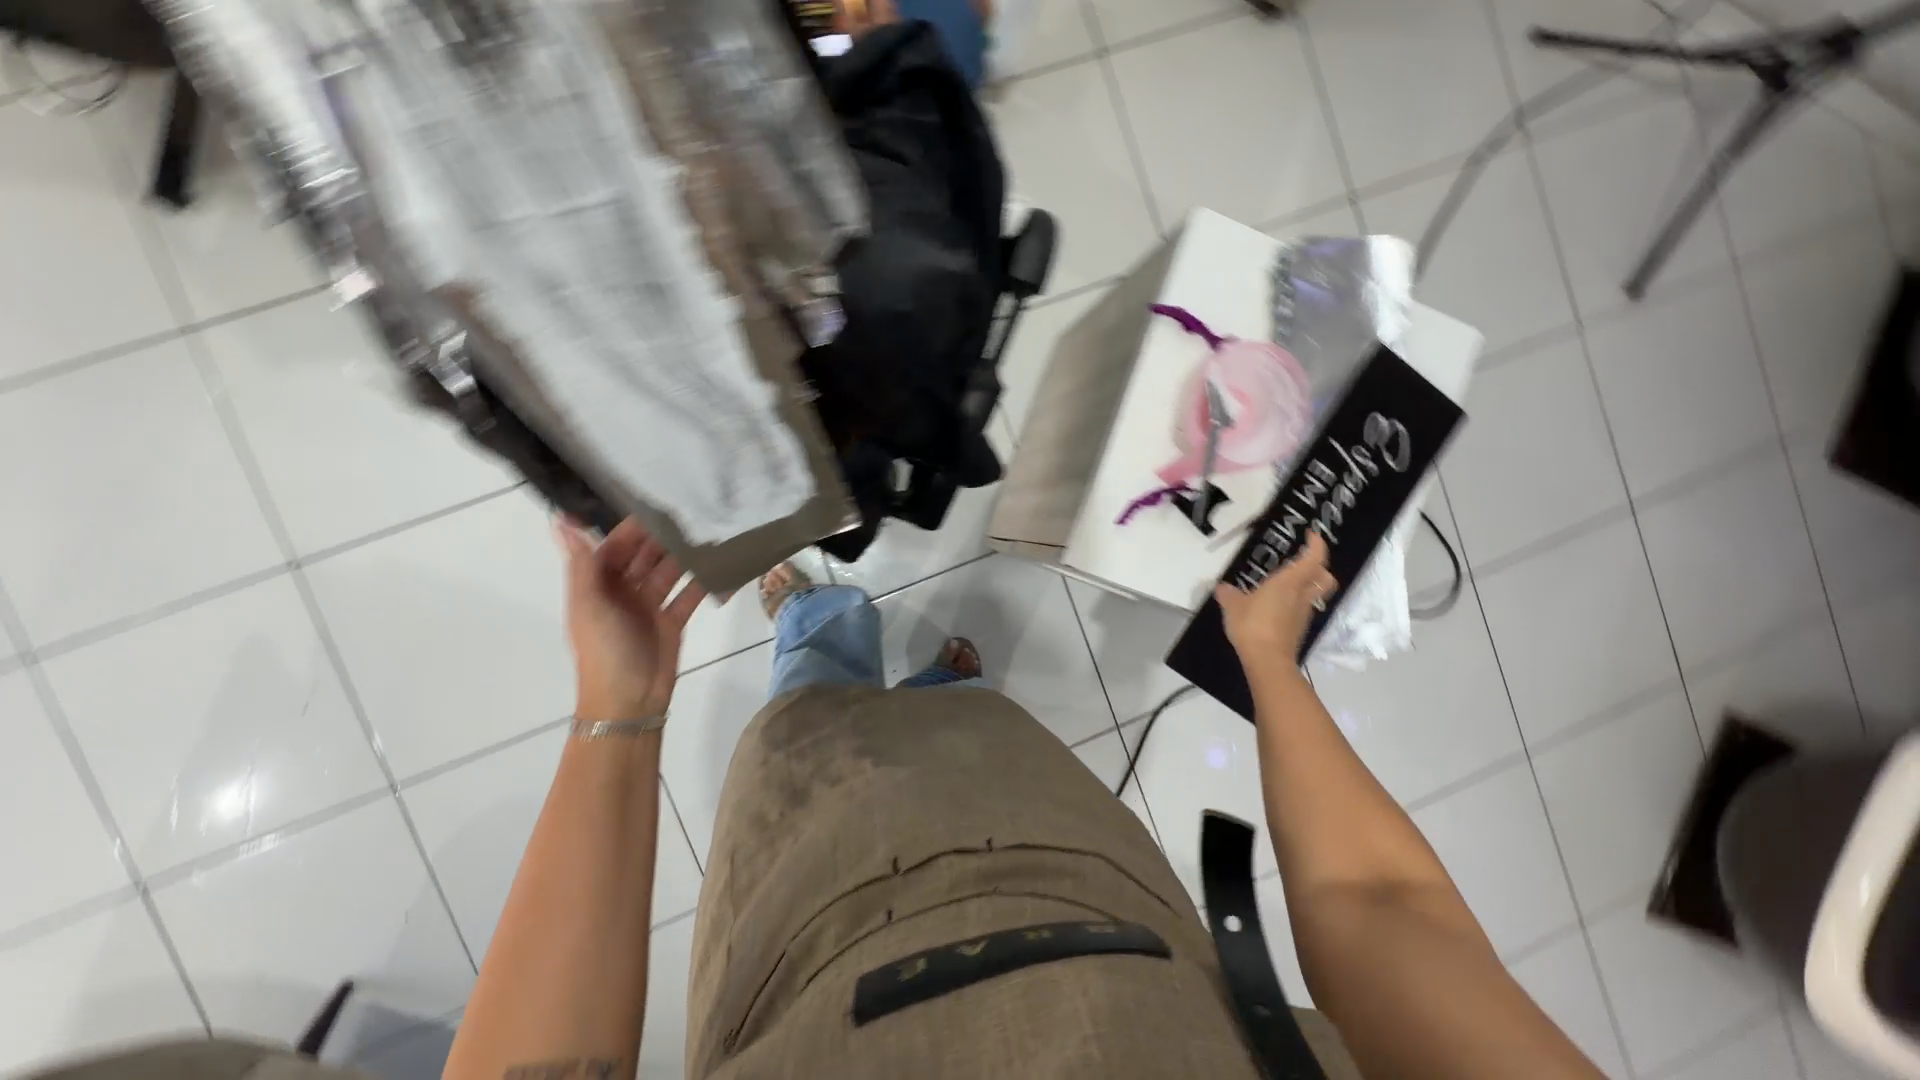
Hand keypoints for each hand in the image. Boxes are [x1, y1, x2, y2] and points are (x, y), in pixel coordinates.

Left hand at [557, 517, 707, 722]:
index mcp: (597, 585)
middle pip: (643, 556)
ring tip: (709, 531)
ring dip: (683, 555)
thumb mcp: (589, 605)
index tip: (655, 502)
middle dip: (662, 537)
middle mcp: (622, 591)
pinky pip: (689, 594)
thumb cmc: (603, 652)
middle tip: (691, 510)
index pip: (613, 546)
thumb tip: (560, 518)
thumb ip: (582, 563)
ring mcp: (649, 605)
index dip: (631, 528)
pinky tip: (721, 563)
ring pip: (668, 570)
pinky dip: (703, 582)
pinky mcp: (672, 620)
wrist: (628, 702)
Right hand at [1213, 530, 1336, 682]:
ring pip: (1313, 594)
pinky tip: (1272, 608)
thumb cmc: (1252, 625)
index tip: (1311, 535)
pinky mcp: (1297, 630)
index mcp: (1289, 582)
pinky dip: (1292, 604)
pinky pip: (1300, 610)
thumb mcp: (1233, 606)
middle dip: (1319, 568)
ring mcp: (1302, 614)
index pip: (1314, 558)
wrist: (1267, 660)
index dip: (1317, 544)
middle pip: (1324, 578)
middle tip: (1303, 562)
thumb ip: (1229, 594)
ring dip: (1304, 587)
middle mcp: (1301, 596)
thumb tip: (1222, 588)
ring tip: (1281, 586)